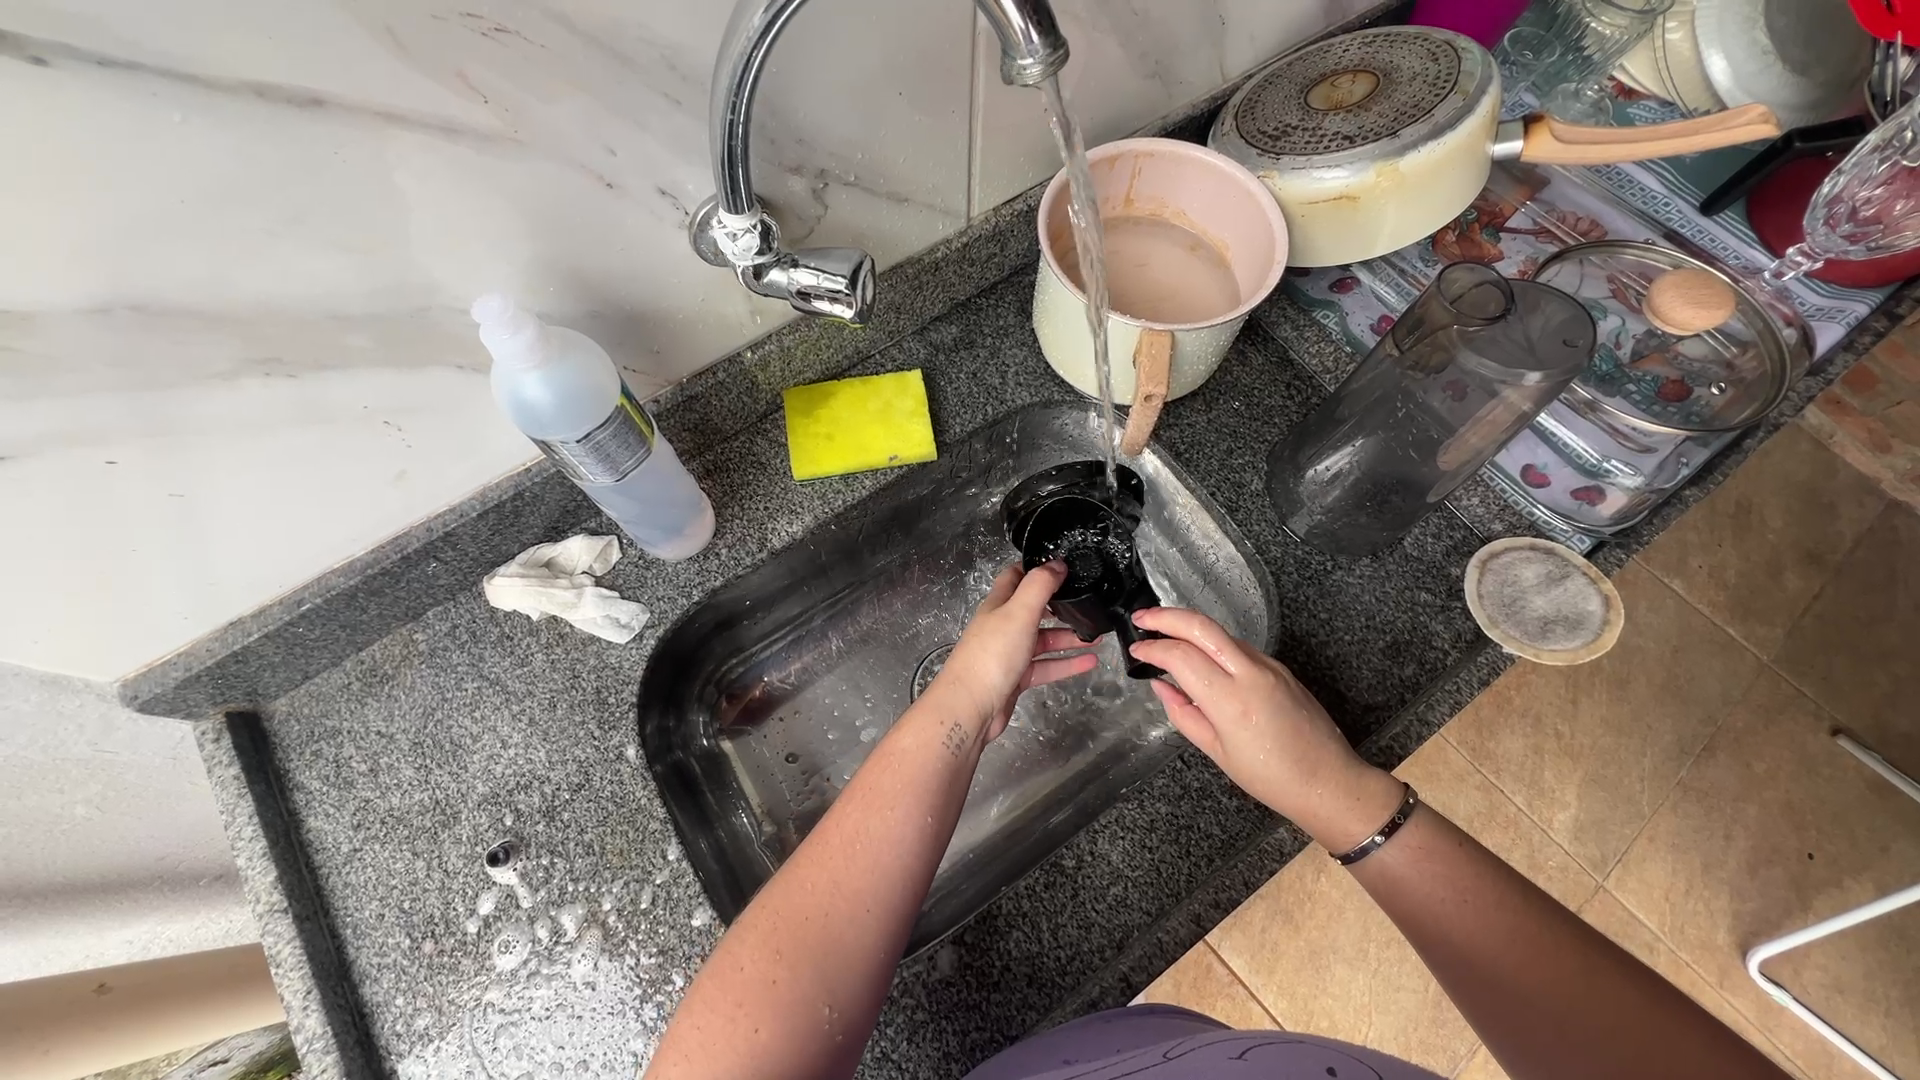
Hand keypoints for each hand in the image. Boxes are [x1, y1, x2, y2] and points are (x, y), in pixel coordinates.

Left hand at [925, 562, 1099, 744]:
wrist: (971, 706)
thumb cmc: (991, 655)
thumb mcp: (1019, 612)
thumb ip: (1039, 586)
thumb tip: (1057, 563)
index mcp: (998, 605)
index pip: (1016, 578)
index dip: (1036, 570)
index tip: (1062, 568)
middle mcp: (1002, 626)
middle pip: (1034, 611)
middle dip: (1060, 608)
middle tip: (1086, 606)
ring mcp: (1009, 653)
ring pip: (1043, 641)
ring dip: (1068, 638)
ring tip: (1096, 636)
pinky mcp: (1016, 678)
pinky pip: (1046, 666)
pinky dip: (1066, 664)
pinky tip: (1088, 662)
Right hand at [1128, 608, 1404, 851]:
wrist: (1330, 781)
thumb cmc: (1271, 779)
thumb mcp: (1217, 753)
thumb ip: (1184, 714)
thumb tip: (1161, 686)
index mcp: (1231, 701)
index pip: (1181, 656)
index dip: (1152, 649)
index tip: (1135, 652)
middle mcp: (1251, 674)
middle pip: (1202, 626)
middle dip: (1166, 616)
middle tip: (1140, 619)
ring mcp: (1269, 666)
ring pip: (1221, 632)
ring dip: (1189, 626)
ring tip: (1163, 633)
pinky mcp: (1280, 668)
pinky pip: (1238, 646)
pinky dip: (1212, 643)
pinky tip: (1198, 655)